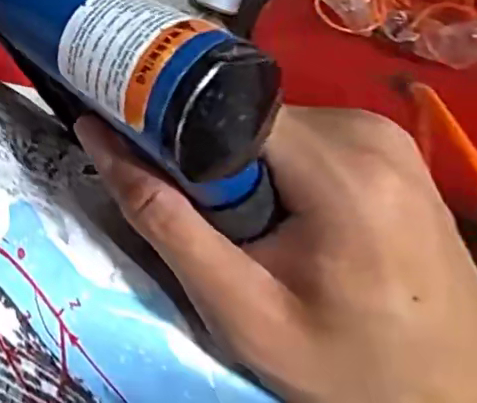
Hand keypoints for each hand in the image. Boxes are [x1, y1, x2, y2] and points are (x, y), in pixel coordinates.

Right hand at [77, 107, 476, 402]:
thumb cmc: (359, 374)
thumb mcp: (242, 313)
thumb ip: (161, 219)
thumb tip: (92, 131)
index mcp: (341, 166)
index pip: (216, 101)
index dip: (164, 118)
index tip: (133, 148)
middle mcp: (366, 129)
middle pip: (236, 110)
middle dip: (199, 151)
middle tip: (189, 206)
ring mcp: (382, 134)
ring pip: (258, 119)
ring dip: (229, 158)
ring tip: (234, 220)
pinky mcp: (385, 147)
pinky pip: (292, 131)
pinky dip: (264, 162)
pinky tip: (273, 215)